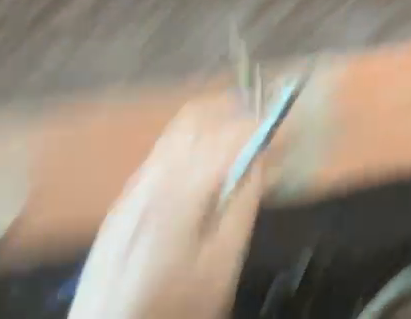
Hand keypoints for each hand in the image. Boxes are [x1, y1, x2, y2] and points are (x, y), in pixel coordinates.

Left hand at [67, 100, 266, 318]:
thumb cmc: (176, 305)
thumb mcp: (222, 261)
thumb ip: (242, 202)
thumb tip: (261, 157)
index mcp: (177, 195)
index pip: (227, 134)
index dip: (264, 123)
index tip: (290, 128)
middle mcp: (147, 185)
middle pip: (192, 120)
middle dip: (235, 112)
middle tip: (266, 123)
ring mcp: (128, 196)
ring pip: (174, 136)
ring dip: (213, 128)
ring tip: (243, 143)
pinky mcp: (120, 210)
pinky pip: (160, 159)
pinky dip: (191, 149)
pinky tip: (207, 172)